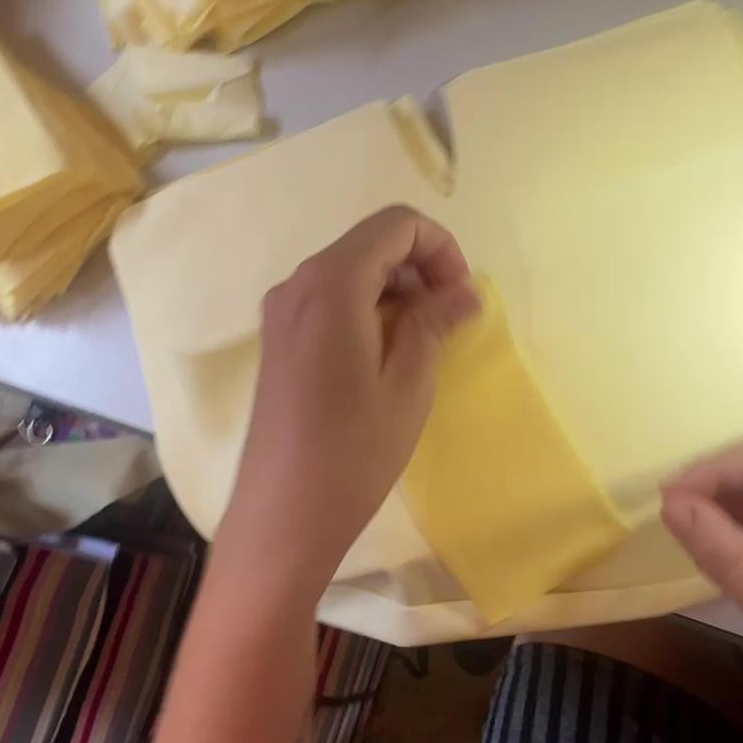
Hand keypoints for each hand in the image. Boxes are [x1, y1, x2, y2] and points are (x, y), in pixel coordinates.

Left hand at [221, 206, 479, 579]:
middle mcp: (297, 285)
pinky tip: (389, 356)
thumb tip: (464, 290)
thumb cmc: (354, 452)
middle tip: (451, 320)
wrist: (283, 517)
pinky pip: (331, 301)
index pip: (396, 224)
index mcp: (330, 284)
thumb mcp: (410, 383)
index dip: (441, 248)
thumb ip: (434, 321)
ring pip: (352, 271)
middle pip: (372, 243)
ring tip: (425, 343)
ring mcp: (281, 313)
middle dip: (421, 268)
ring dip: (398, 291)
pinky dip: (369, 310)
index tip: (462, 296)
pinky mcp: (278, 341)